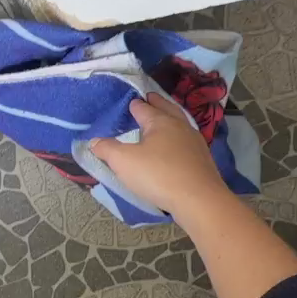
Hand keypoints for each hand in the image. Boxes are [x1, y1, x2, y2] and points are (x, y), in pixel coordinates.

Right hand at [88, 93, 235, 220]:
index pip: (144, 108)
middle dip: (157, 103)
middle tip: (149, 98)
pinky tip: (174, 145)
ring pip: (180, 123)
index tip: (130, 101)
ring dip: (170, 118)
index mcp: (160, 122)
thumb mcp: (122, 161)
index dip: (135, 104)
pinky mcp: (202, 159)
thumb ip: (106, 148)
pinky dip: (177, 136)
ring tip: (162, 119)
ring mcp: (194, 142)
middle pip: (167, 109)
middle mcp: (180, 127)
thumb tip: (94, 141)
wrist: (198, 199)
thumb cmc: (157, 175)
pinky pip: (186, 139)